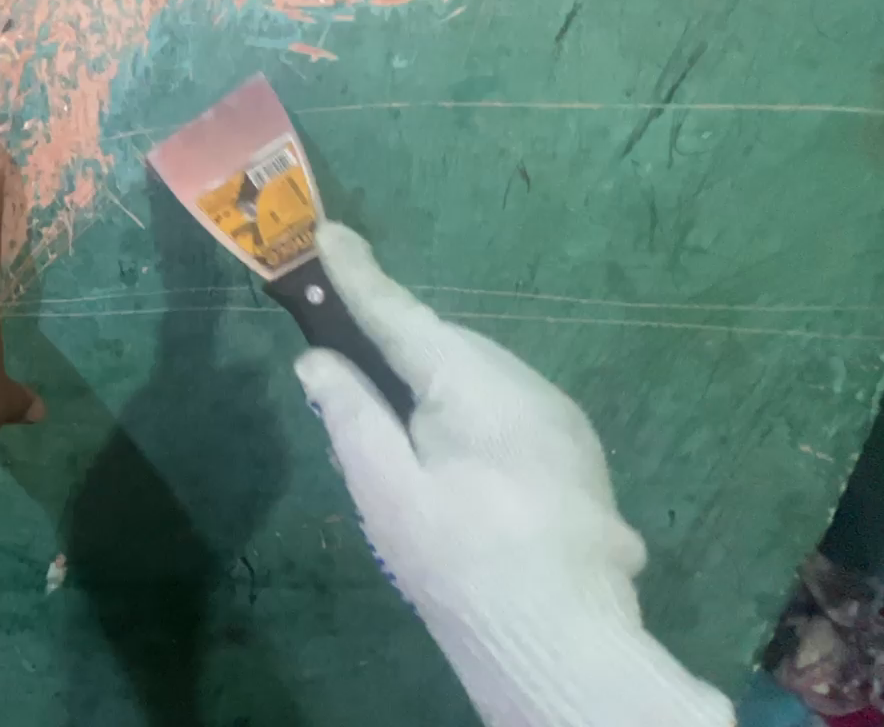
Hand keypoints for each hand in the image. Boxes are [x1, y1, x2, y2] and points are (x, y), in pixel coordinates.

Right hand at [294, 222, 732, 726]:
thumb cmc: (461, 567)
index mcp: (479, 391)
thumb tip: (317, 358)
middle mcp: (527, 388)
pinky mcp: (566, 445)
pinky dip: (451, 395)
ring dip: (419, 368)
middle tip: (334, 344)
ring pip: (468, 366)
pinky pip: (493, 394)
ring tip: (382, 407)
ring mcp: (557, 417)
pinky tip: (436, 438)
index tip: (326, 232)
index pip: (402, 317)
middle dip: (386, 331)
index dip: (358, 275)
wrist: (564, 650)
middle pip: (438, 339)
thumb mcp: (385, 490)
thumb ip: (348, 412)